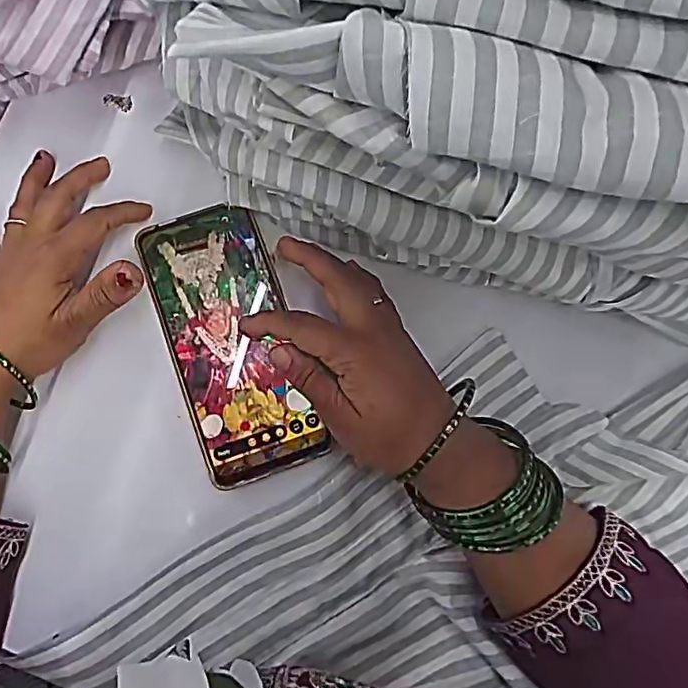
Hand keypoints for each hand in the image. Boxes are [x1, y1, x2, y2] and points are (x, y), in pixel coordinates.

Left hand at [0, 151, 151, 380]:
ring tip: (45, 161)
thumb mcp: (76, 322)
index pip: (94, 224)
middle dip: (81, 179)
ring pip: (23, 205)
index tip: (139, 210)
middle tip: (98, 168)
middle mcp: (29, 249)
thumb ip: (105, 293)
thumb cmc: (23, 344)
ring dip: (36, 180)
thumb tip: (131, 271)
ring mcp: (8, 255)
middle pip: (58, 200)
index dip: (121, 213)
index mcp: (54, 259)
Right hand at [243, 237, 461, 476]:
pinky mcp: (398, 335)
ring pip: (360, 282)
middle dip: (310, 258)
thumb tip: (279, 352)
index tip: (250, 325)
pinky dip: (356, 278)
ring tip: (312, 255)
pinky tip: (350, 279)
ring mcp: (389, 329)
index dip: (271, 323)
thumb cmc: (393, 437)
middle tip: (286, 246)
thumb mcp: (341, 418)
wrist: (437, 442)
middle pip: (338, 281)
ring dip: (333, 263)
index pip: (302, 326)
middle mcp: (373, 331)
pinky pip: (374, 293)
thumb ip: (309, 379)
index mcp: (355, 351)